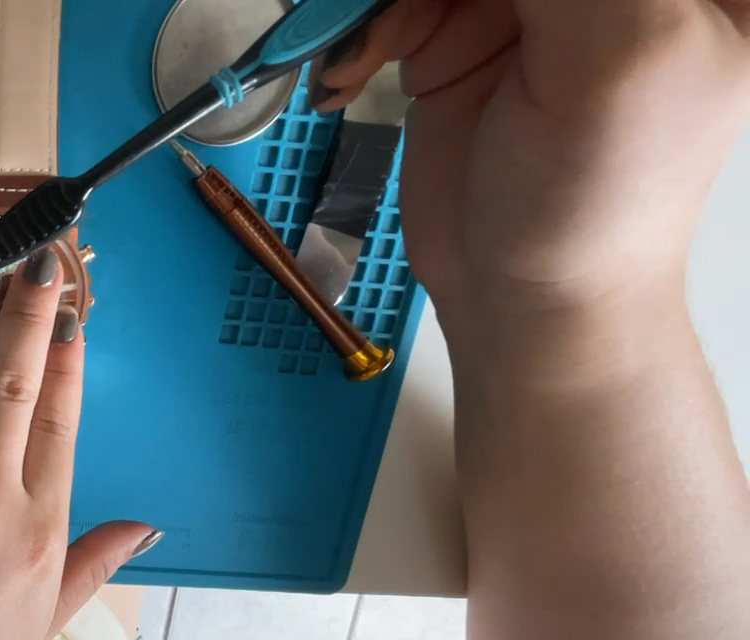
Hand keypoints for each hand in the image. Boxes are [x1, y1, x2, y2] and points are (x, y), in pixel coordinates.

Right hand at [317, 0, 749, 318]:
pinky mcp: (456, 47)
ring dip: (375, 9)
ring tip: (351, 62)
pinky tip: (345, 78)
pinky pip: (393, 14)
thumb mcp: (617, 55)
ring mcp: (521, 9)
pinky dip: (357, 39)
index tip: (426, 1)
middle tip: (372, 15)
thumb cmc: (597, 191)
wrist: (520, 288)